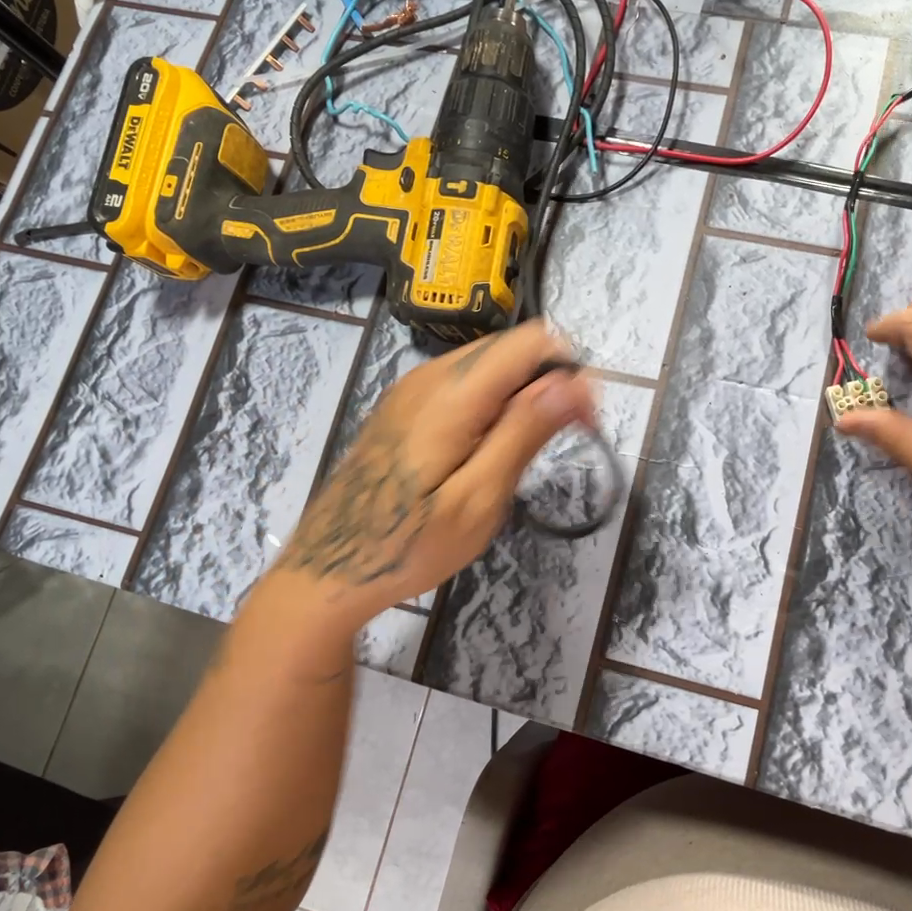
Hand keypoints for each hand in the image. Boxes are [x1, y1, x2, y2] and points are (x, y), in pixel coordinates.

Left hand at [272, 321, 593, 621]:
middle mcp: (430, 376)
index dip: (570, 373)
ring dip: (520, 396)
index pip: (532, 341)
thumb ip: (523, 432)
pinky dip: (490, 406)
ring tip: (517, 457)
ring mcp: (411, 389)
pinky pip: (462, 385)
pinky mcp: (403, 408)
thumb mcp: (478, 499)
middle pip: (511, 348)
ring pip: (488, 365)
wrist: (328, 569)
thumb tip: (573, 381)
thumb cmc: (408, 545)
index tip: (583, 423)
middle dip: (549, 384)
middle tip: (558, 445)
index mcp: (452, 394)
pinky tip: (482, 454)